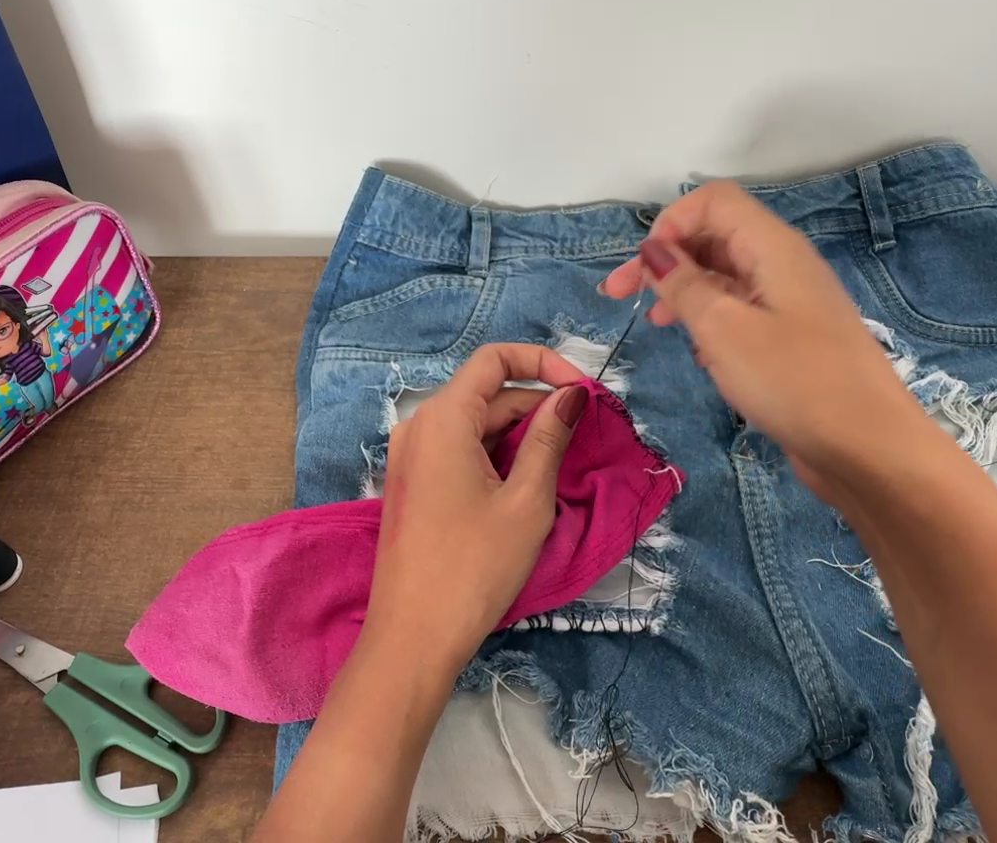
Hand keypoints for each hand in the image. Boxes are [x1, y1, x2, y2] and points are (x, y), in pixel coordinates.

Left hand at [364, 343, 590, 673]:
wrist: (413, 637)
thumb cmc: (474, 566)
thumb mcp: (526, 500)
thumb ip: (550, 438)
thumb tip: (572, 395)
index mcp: (442, 417)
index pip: (495, 359)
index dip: (543, 363)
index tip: (583, 391)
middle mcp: (418, 425)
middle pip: (487, 392)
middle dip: (538, 403)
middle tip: (586, 431)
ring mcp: (411, 454)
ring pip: (475, 422)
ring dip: (520, 431)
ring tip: (562, 460)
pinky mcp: (413, 481)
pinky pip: (459, 448)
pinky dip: (496, 452)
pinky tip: (525, 478)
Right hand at [602, 180, 936, 496]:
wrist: (870, 449)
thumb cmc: (794, 381)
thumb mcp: (724, 329)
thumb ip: (683, 283)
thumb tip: (652, 249)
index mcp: (772, 248)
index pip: (712, 201)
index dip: (670, 224)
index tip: (643, 270)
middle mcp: (781, 265)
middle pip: (713, 236)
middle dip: (664, 259)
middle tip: (619, 296)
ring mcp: (788, 302)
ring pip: (723, 276)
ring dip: (682, 291)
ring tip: (656, 324)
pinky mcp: (790, 338)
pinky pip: (739, 311)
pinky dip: (709, 321)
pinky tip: (698, 352)